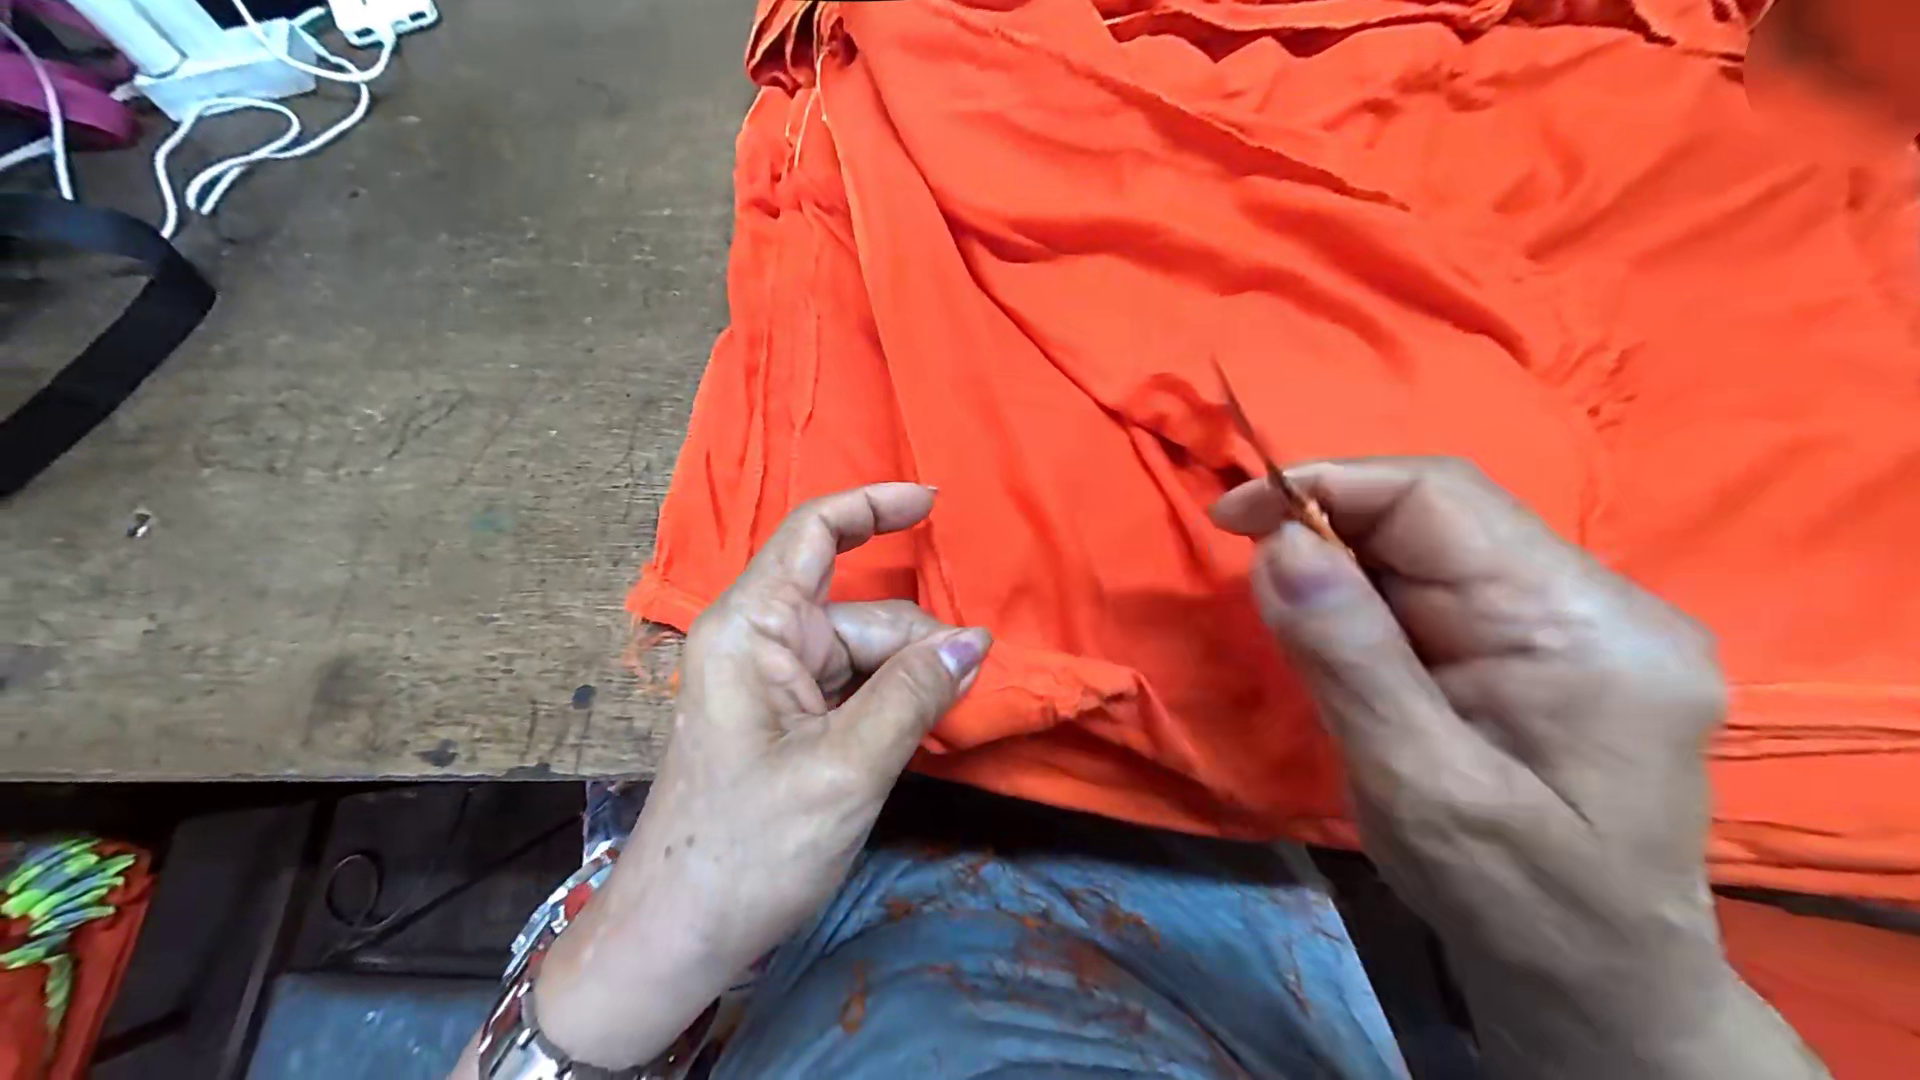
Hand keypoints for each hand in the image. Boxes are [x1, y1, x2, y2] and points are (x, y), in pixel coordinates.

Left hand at [532, 484, 990, 1068]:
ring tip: (946, 717)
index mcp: (754, 627)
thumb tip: (974, 642)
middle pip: (861, 611)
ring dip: (911, 678)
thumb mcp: (846, 767)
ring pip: (867, 653)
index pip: (814, 532)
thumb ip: (914, 694)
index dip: (874, 505)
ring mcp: (777, 681)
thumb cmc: (750, 848)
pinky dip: (893, 700)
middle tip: (968, 684)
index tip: (932, 502)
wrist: (681, 936)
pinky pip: (857, 687)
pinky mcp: (790, 716)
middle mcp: (763, 641)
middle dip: (918, 642)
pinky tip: (920, 728)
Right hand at [1213, 458, 1823, 1078]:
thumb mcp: (1417, 785)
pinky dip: (1360, 592)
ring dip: (1338, 561)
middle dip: (1326, 524)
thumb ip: (1349, 658)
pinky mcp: (1535, 643)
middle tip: (1248, 561)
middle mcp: (1589, 602)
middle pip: (1434, 515)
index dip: (1326, 485)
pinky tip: (1334, 630)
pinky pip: (1429, 585)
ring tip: (1286, 608)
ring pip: (1425, 547)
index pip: (1439, 499)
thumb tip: (1280, 544)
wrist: (1589, 980)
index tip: (1233, 516)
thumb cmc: (1511, 898)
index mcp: (1581, 626)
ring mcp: (1567, 620)